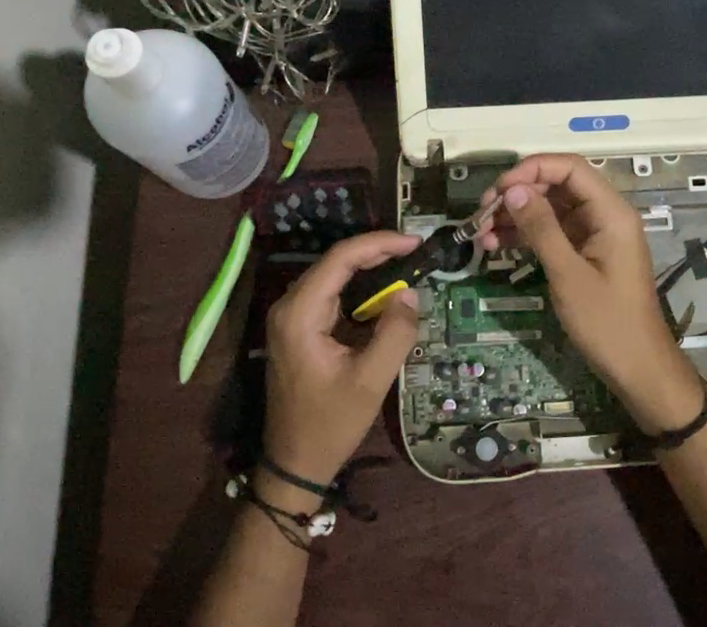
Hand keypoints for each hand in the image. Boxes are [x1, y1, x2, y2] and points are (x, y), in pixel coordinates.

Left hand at [260, 232, 420, 504]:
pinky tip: (386, 291)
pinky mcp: (299, 330)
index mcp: (300, 313)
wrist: (294, 464)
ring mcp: (291, 318)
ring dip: (370, 268)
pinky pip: (332, 296)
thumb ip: (394, 333)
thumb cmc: (330, 424)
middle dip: (377, 252)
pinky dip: (360, 288)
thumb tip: (410, 293)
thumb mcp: (371, 381)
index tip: (415, 243)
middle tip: (417, 252)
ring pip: (334, 277)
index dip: (379, 244)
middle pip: (335, 262)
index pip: (340, 259)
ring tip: (408, 264)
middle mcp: (289, 306)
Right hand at [481, 154, 706, 432]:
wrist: (638, 368)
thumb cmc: (607, 322)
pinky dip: (526, 235)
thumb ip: (541, 228)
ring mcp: (595, 234)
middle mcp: (605, 215)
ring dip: (517, 216)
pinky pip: (553, 231)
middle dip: (518, 193)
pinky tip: (497, 246)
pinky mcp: (586, 253)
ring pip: (551, 209)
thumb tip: (513, 189)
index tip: (498, 190)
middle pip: (557, 185)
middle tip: (483, 213)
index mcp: (610, 212)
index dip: (531, 170)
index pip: (569, 167)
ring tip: (482, 234)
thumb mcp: (568, 274)